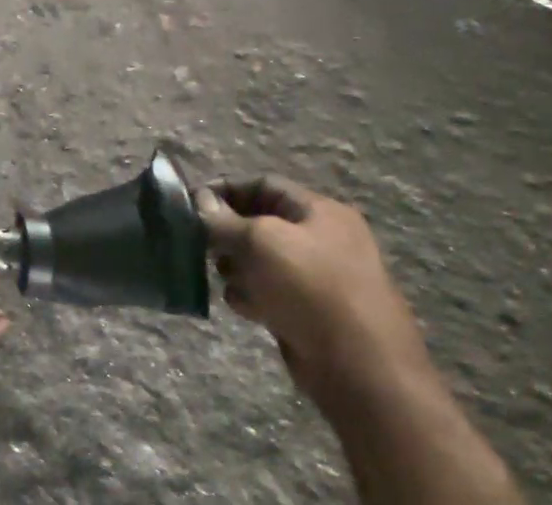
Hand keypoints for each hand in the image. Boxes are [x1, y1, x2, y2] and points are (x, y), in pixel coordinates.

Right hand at [197, 176, 432, 403]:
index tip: (190, 204)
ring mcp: (316, 276)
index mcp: (321, 213)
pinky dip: (252, 295)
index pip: (263, 185)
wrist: (360, 367)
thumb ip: (222, 219)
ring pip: (257, 259)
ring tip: (233, 282)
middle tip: (204, 247)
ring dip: (236, 268)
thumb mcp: (259, 241)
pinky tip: (251, 309)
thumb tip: (199, 201)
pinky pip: (266, 290)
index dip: (225, 190)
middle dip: (227, 235)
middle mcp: (321, 239)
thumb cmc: (311, 289)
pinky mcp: (308, 308)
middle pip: (257, 223)